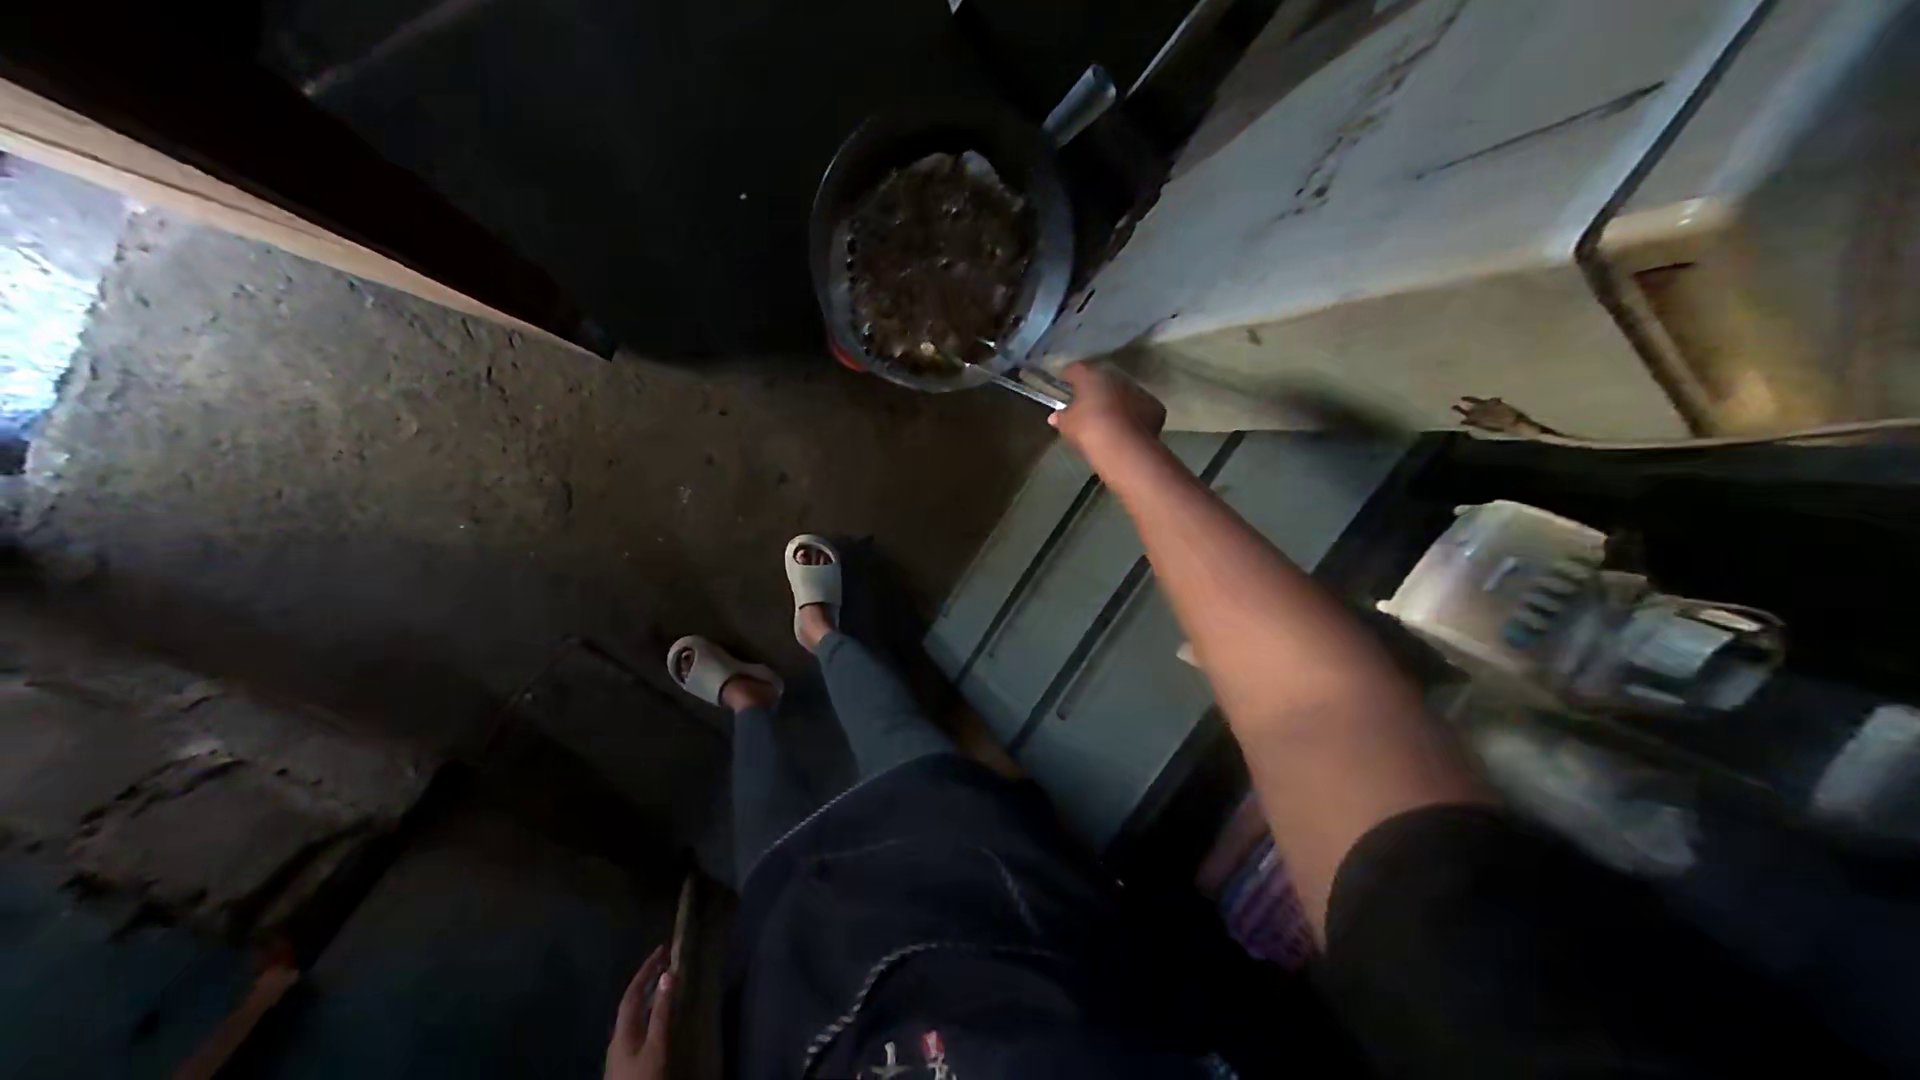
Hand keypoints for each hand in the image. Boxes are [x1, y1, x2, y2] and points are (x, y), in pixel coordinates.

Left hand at [606, 945, 674, 1079]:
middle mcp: (617, 1038)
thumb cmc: (643, 1079)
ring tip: (664, 982)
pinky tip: (657, 1016)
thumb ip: (663, 1012)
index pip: (633, 992)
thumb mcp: (657, 1046)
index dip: (646, 969)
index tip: (662, 949)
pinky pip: (636, 1026)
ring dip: (647, 995)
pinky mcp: (625, 1063)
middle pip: (630, 1002)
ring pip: (633, 1015)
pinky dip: (648, 1011)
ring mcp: (619, 1052)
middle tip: (664, 960)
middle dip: (646, 978)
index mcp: (623, 1031)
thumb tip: (669, 974)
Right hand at [1049, 361, 1165, 457]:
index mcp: (1091, 377)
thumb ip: (1062, 418)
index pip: (1076, 369)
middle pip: (1103, 379)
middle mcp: (1116, 377)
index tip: (1065, 382)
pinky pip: (1140, 408)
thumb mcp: (1068, 426)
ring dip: (1117, 401)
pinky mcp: (1154, 406)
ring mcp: (1138, 390)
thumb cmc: (1088, 430)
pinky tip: (1129, 428)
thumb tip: (1055, 416)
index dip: (1070, 375)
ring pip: (1124, 392)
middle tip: (1089, 404)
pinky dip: (1134, 415)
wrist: (1124, 446)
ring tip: (1111, 417)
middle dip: (1097, 389)